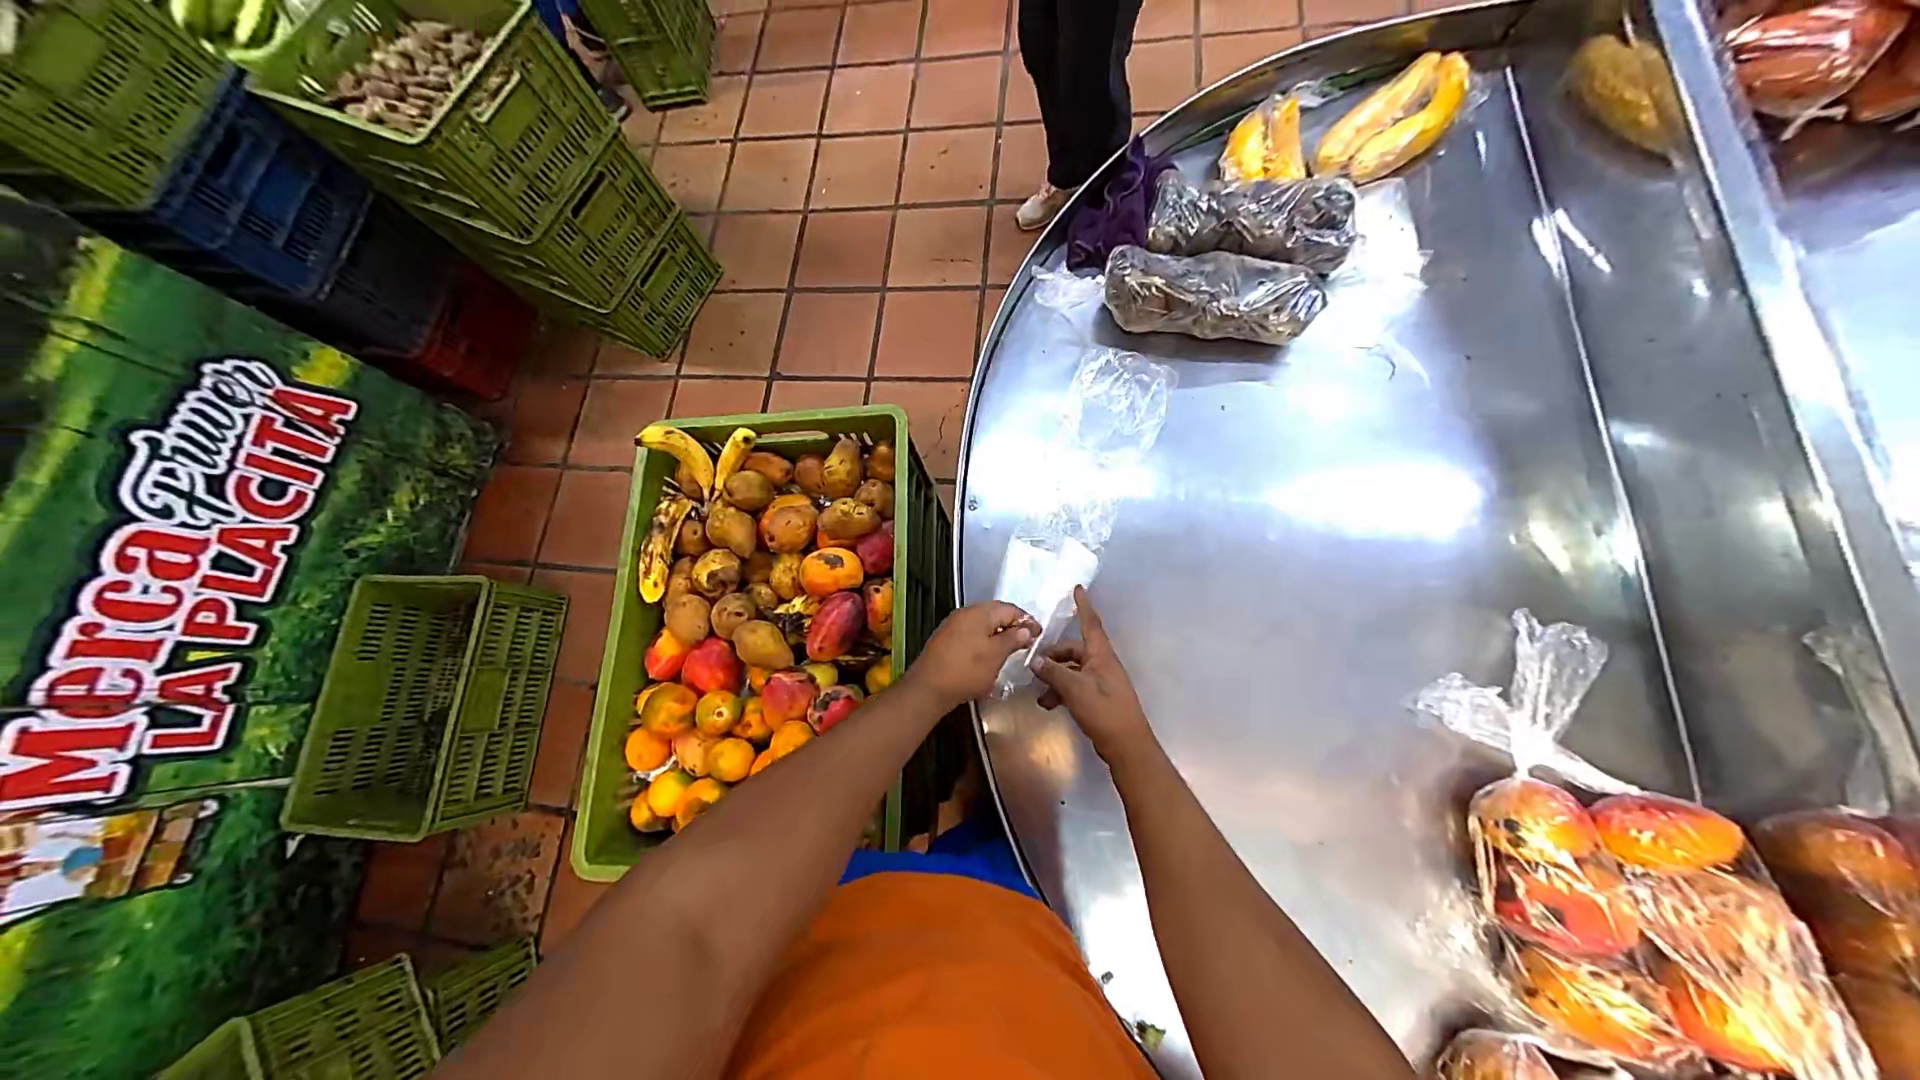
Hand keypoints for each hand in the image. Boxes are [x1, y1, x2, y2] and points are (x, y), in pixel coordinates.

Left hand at [902, 601, 1041, 710]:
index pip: (1010, 609)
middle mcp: (964, 614)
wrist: (928, 688)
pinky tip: (989, 655)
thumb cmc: (965, 671)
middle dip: (1012, 626)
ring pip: (982, 624)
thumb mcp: (995, 656)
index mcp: (978, 613)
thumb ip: (1012, 639)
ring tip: (1009, 649)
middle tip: (1026, 640)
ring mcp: (953, 626)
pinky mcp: (946, 640)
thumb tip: (1025, 629)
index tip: (1038, 633)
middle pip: (995, 613)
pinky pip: (971, 634)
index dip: (1026, 620)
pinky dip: (984, 641)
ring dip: (998, 634)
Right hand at [1033, 587, 1153, 765]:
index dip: (1083, 606)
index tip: (1078, 588)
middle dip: (1053, 656)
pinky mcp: (1098, 698)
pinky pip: (1075, 686)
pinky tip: (1049, 705)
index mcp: (1101, 656)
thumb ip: (1053, 673)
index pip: (1090, 624)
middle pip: (1074, 651)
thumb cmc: (1104, 711)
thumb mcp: (1074, 689)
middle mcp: (1102, 664)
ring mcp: (1101, 681)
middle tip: (1033, 665)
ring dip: (1054, 678)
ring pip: (1072, 671)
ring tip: (1040, 695)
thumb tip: (1035, 660)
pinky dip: (1061, 691)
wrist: (1126, 745)